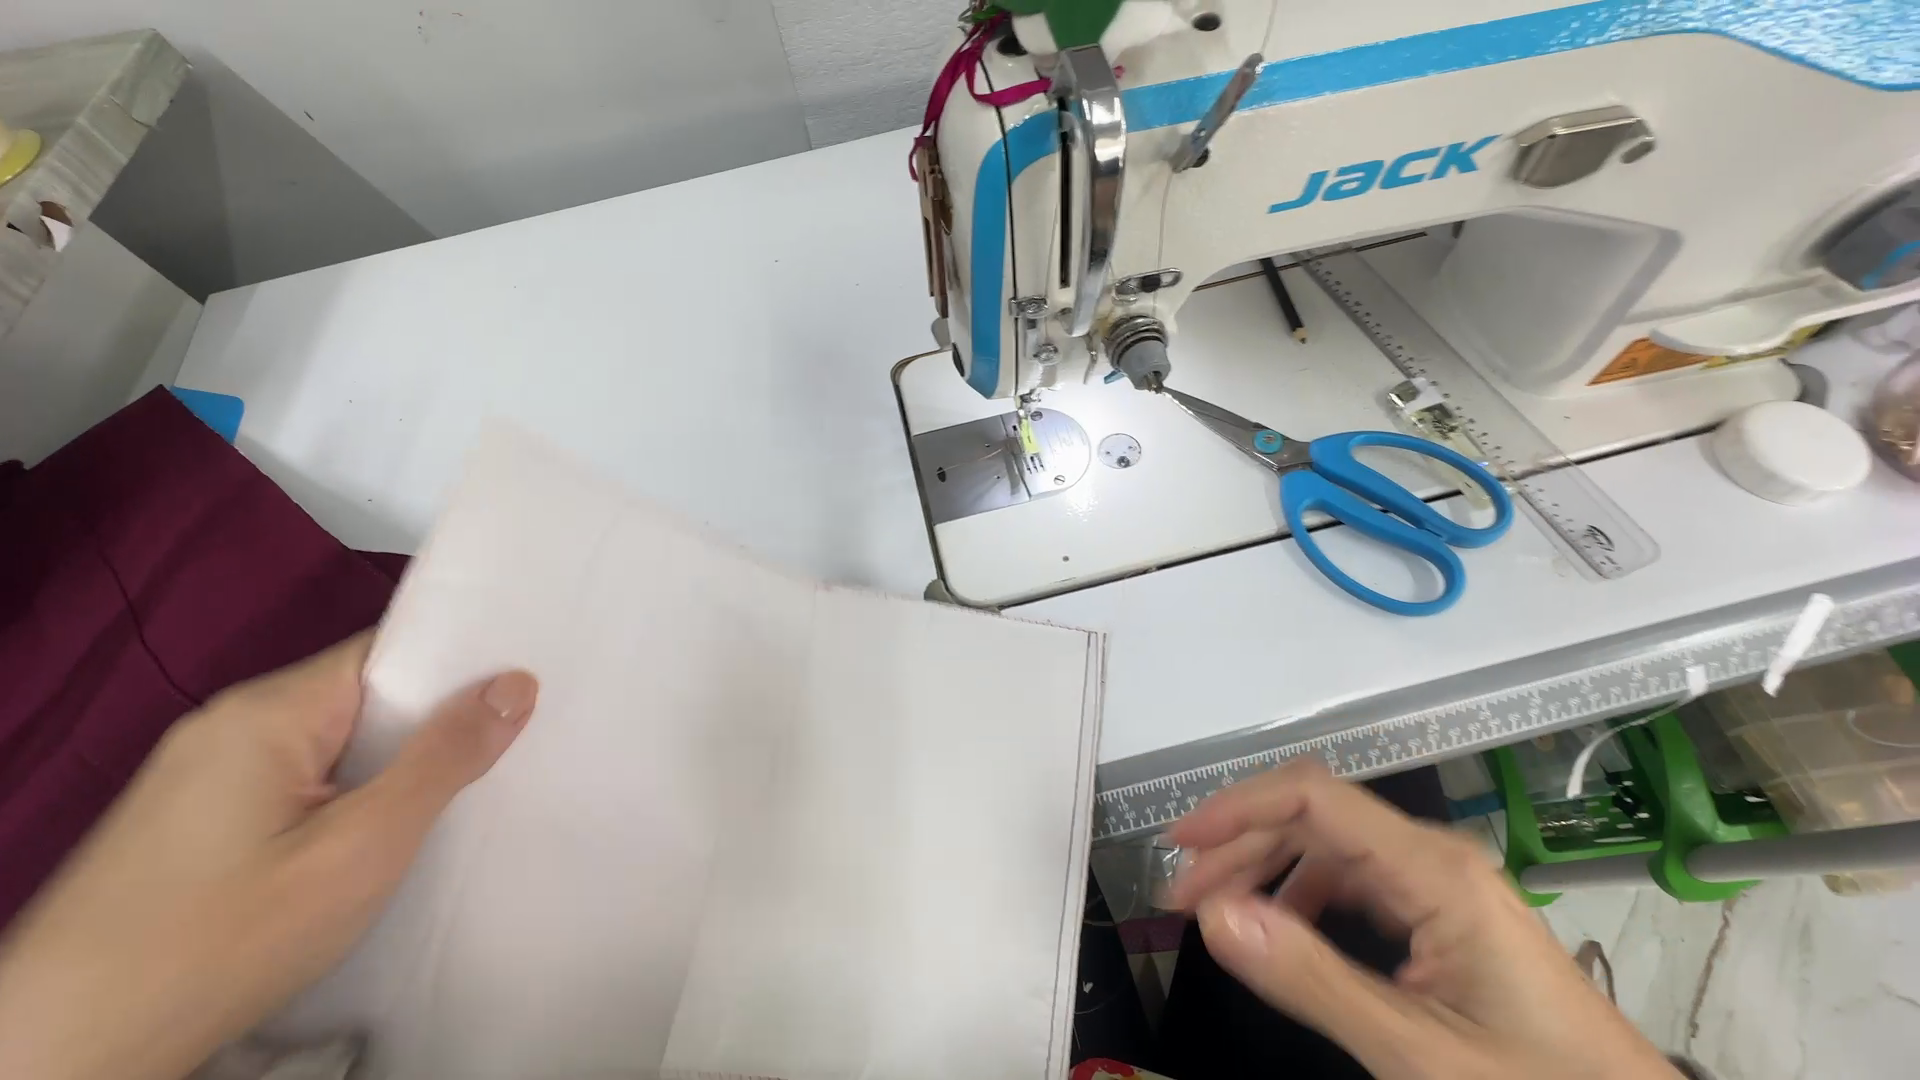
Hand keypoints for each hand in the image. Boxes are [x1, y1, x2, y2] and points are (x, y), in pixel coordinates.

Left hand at [0, 633, 537, 1079]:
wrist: (61, 1057)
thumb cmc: (225, 938)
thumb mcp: (362, 846)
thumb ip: (443, 759)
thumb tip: (517, 683)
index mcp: (267, 711)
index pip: (388, 653)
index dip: (462, 662)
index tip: (533, 679)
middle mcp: (231, 726)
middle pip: (365, 697)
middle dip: (437, 720)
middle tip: (520, 741)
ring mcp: (206, 775)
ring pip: (337, 744)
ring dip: (397, 763)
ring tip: (472, 784)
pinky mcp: (198, 820)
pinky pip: (305, 780)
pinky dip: (357, 793)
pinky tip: (390, 829)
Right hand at [1166, 761, 1677, 1079]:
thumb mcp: (1417, 1053)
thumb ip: (1311, 980)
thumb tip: (1212, 914)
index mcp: (1435, 870)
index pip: (1313, 799)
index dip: (1237, 807)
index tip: (1178, 845)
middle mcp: (1434, 857)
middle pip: (1313, 817)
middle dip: (1239, 845)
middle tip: (1181, 897)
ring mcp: (1439, 882)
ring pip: (1328, 845)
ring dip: (1264, 867)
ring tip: (1218, 909)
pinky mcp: (1441, 912)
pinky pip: (1352, 878)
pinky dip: (1300, 892)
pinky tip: (1282, 926)